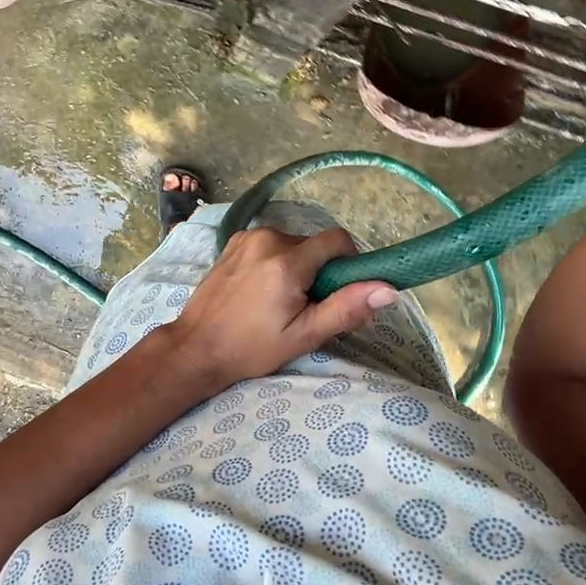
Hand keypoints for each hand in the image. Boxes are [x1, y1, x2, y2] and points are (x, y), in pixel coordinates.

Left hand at [164, 227, 397, 387]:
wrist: (197, 347)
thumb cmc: (251, 347)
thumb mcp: (304, 335)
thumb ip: (346, 308)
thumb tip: (388, 289)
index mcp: (286, 261)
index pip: (337, 240)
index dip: (348, 263)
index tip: (340, 291)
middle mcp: (267, 239)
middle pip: (314, 244)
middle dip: (319, 271)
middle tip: (304, 307)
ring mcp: (247, 237)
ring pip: (292, 244)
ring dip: (297, 266)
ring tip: (279, 301)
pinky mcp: (233, 242)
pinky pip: (271, 244)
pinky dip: (275, 261)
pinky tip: (261, 291)